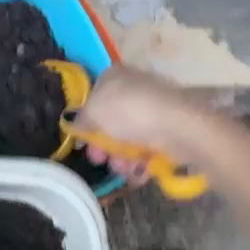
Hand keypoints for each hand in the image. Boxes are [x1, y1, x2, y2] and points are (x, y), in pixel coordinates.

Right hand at [72, 65, 212, 180]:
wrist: (176, 126)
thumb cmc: (129, 112)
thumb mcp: (93, 112)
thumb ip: (80, 118)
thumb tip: (73, 121)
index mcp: (114, 77)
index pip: (94, 98)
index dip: (87, 122)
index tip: (83, 142)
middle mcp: (134, 90)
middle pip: (111, 122)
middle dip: (104, 146)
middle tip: (102, 160)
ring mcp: (153, 110)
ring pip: (129, 139)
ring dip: (121, 159)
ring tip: (125, 168)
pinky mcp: (168, 130)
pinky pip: (148, 148)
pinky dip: (141, 163)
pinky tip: (140, 172)